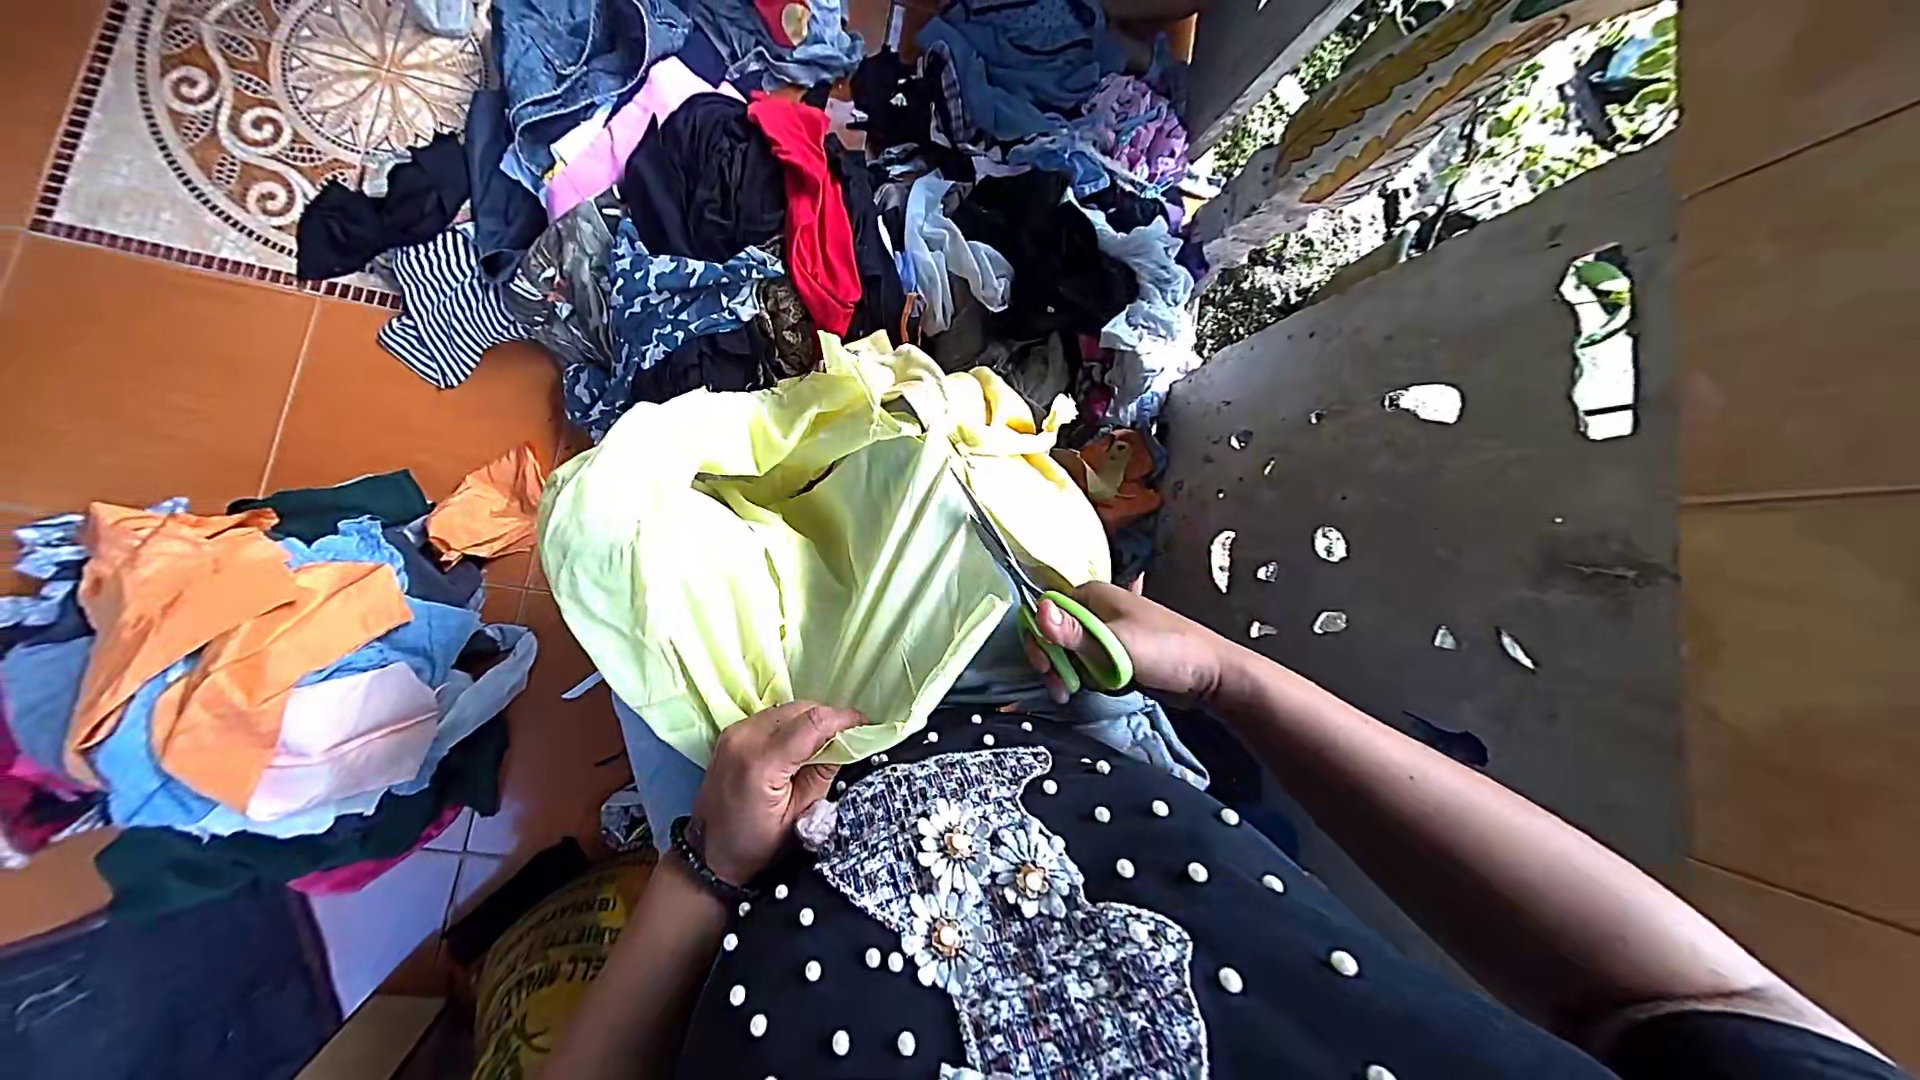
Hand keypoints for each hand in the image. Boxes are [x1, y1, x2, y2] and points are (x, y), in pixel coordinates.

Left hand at [689, 701, 866, 883]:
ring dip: (811, 719)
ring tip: (825, 742)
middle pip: (802, 708)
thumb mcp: (800, 815)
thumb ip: (823, 772)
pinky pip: (773, 716)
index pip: (813, 722)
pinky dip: (792, 723)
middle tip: (848, 739)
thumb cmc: (755, 845)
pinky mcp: (732, 732)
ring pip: (788, 708)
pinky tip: (800, 744)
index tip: (866, 724)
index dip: (844, 719)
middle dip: (829, 719)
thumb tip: (846, 743)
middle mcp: (745, 738)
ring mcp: (735, 732)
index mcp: (762, 763)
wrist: (707, 856)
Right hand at [1023, 581, 1235, 703]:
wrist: (1211, 676)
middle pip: (1055, 632)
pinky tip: (1085, 690)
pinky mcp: (1114, 652)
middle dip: (1052, 661)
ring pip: (1068, 650)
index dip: (1041, 637)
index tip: (1046, 666)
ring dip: (1065, 673)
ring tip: (1070, 693)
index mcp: (1094, 594)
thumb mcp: (1116, 643)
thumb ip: (1076, 632)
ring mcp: (1106, 631)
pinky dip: (1082, 677)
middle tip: (1060, 687)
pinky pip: (1085, 662)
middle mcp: (1096, 608)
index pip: (1047, 610)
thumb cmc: (1167, 652)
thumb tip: (1039, 609)